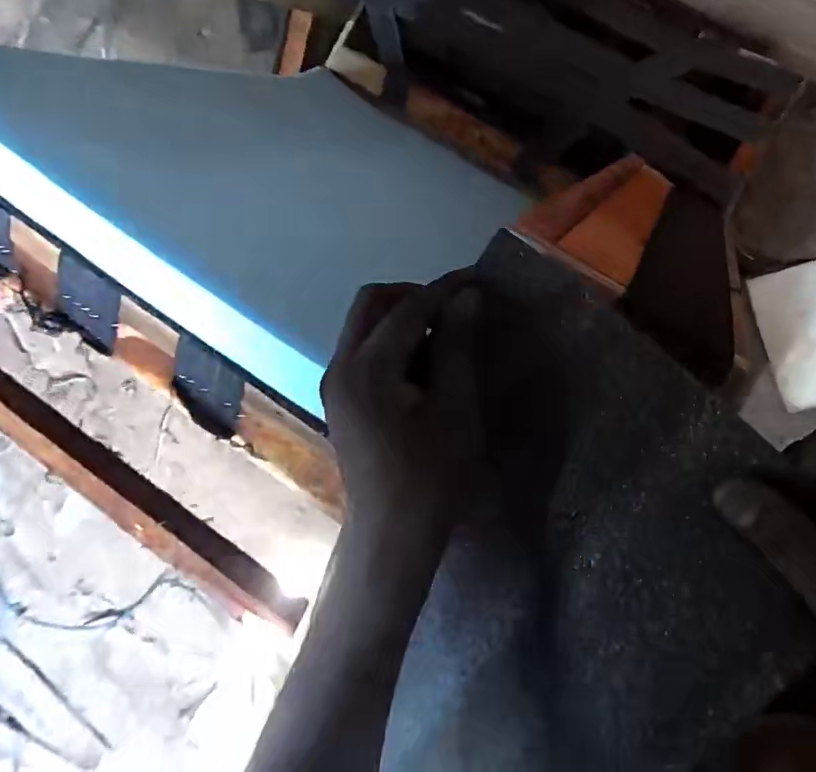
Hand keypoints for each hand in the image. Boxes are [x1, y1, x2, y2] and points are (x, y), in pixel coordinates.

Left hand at [322, 270, 483, 538]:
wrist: (394, 536)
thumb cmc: (432, 474)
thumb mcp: (456, 406)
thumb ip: (458, 344)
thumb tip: (469, 296)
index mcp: (367, 368)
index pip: (408, 308)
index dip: (446, 289)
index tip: (479, 278)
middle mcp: (341, 367)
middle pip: (373, 303)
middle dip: (416, 295)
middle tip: (458, 307)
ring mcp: (336, 384)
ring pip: (366, 324)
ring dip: (405, 317)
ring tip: (448, 334)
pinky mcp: (342, 400)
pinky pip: (366, 349)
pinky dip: (395, 341)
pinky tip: (426, 363)